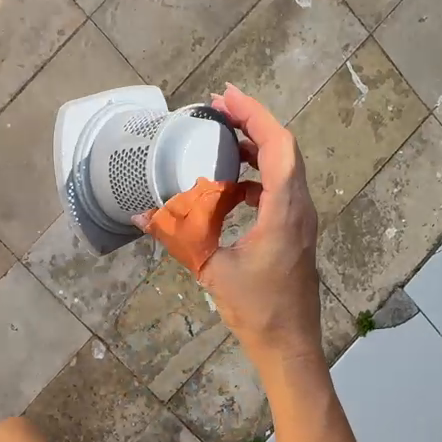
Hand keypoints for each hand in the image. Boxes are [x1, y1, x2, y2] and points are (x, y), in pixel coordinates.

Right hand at [137, 85, 321, 370]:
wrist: (288, 344)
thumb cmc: (255, 309)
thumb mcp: (210, 270)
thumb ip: (177, 237)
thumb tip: (140, 215)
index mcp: (284, 210)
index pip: (278, 144)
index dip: (253, 114)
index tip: (224, 98)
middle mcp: (300, 207)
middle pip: (284, 149)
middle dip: (252, 123)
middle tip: (217, 111)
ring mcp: (301, 220)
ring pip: (285, 169)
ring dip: (256, 149)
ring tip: (222, 141)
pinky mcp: (296, 233)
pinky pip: (280, 191)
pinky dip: (258, 178)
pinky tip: (232, 189)